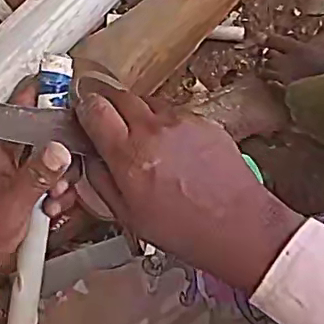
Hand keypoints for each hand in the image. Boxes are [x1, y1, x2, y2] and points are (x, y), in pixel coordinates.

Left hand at [0, 81, 74, 278]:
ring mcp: (15, 172)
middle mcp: (5, 152)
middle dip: (61, 156)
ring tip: (52, 200)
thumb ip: (39, 174)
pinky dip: (55, 196)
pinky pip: (50, 184)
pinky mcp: (23, 192)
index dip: (50, 98)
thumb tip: (60, 148)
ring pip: (52, 161)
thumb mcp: (12, 201)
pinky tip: (49, 212)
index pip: (24, 103)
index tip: (73, 106)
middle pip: (46, 134)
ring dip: (60, 182)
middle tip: (61, 177)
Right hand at [74, 81, 303, 292]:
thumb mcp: (127, 215)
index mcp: (128, 156)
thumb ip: (100, 180)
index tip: (84, 116)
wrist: (239, 227)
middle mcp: (152, 131)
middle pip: (118, 96)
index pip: (94, 108)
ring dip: (137, 114)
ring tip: (144, 140)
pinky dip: (164, 123)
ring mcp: (180, 122)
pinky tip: (171, 147)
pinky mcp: (203, 121)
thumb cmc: (186, 228)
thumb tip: (89, 157)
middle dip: (108, 106)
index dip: (85, 109)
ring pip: (145, 101)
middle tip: (109, 124)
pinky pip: (172, 111)